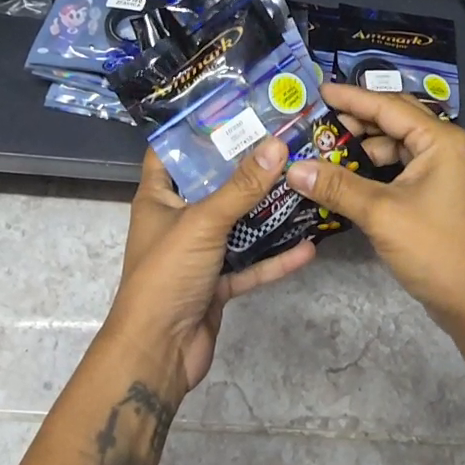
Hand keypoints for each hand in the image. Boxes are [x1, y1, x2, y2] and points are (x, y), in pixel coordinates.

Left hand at [101, 138, 316, 392]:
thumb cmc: (167, 275)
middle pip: (213, 185)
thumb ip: (242, 186)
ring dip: (265, 211)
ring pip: (236, 224)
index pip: (170, 151)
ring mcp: (198, 253)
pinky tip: (307, 246)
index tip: (233, 110)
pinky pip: (250, 264)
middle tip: (283, 141)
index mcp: (158, 198)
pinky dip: (275, 258)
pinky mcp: (217, 284)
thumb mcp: (203, 222)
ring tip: (301, 185)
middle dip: (245, 167)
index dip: (194, 130)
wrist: (158, 354)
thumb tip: (276, 144)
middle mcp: (177, 219)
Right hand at [286, 84, 464, 334]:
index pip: (388, 105)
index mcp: (440, 139)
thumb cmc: (435, 249)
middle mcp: (445, 146)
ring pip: (396, 145)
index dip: (351, 98)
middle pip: (393, 120)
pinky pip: (401, 167)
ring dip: (363, 147)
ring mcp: (444, 170)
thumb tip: (293, 169)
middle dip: (355, 120)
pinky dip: (375, 168)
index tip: (318, 91)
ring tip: (325, 150)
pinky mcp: (438, 192)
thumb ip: (337, 186)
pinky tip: (348, 177)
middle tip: (317, 121)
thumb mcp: (381, 214)